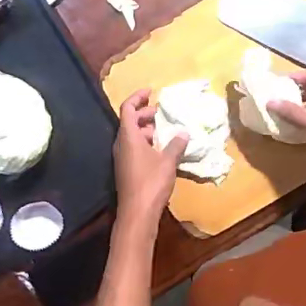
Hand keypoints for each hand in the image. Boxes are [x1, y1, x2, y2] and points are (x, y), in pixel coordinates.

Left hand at [115, 89, 187, 221]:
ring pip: (132, 136)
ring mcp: (122, 158)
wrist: (137, 213)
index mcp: (128, 137)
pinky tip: (162, 149)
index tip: (151, 92)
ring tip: (165, 131)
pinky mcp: (126, 169)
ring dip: (147, 130)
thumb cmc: (151, 182)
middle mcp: (121, 144)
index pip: (127, 109)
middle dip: (145, 114)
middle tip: (163, 114)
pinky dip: (146, 143)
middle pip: (129, 121)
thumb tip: (184, 132)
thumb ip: (176, 144)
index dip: (138, 97)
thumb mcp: (168, 161)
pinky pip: (134, 148)